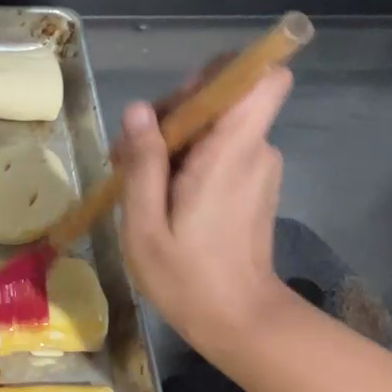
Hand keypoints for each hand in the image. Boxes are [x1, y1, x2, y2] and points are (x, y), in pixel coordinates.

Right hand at [117, 67, 296, 353]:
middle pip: (225, 101)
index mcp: (231, 152)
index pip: (259, 76)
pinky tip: (162, 202)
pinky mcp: (255, 188)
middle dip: (177, 116)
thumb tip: (137, 112)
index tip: (178, 103)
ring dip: (178, 147)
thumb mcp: (145, 226)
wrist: (235, 317)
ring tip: (138, 188)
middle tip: (131, 157)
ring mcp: (260, 168)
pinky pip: (222, 156)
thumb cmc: (184, 276)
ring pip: (220, 131)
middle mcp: (255, 149)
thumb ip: (143, 165)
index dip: (222, 74)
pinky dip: (191, 167)